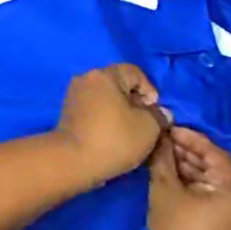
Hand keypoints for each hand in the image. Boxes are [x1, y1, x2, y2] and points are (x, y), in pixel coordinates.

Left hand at [54, 64, 169, 181]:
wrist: (76, 157)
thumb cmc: (116, 138)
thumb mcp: (148, 127)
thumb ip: (158, 115)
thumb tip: (160, 111)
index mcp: (103, 75)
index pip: (133, 72)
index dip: (149, 89)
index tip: (154, 111)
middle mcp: (86, 77)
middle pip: (118, 82)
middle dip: (136, 100)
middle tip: (145, 123)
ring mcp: (74, 92)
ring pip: (106, 94)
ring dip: (121, 108)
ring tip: (131, 130)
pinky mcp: (69, 107)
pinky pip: (94, 104)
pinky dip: (107, 114)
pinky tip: (113, 133)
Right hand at [148, 128, 230, 229]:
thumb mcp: (164, 190)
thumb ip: (162, 158)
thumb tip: (160, 136)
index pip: (216, 153)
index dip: (190, 137)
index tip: (166, 128)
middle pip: (219, 169)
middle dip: (189, 153)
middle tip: (161, 144)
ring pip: (218, 186)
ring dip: (193, 171)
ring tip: (164, 162)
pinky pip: (220, 202)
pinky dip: (200, 189)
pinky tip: (177, 187)